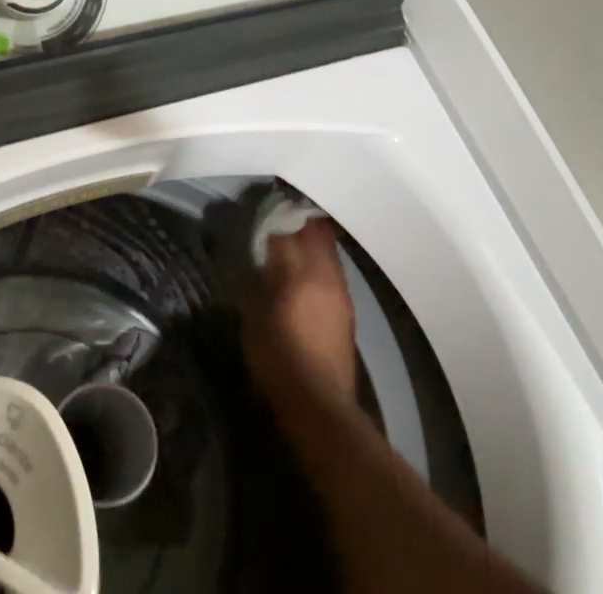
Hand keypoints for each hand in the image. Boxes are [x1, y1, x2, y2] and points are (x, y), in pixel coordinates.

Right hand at [243, 217, 356, 405]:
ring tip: (292, 239)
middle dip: (301, 219)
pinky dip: (318, 263)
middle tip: (282, 213)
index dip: (279, 212)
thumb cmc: (277, 359)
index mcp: (301, 272)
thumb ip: (262, 278)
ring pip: (328, 251)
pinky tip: (305, 272)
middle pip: (318, 232)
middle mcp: (327, 275)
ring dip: (312, 241)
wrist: (318, 402)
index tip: (268, 201)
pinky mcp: (347, 311)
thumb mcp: (255, 314)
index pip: (291, 227)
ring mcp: (342, 293)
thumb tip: (265, 258)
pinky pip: (332, 272)